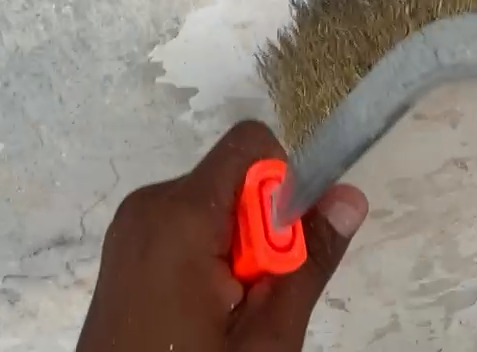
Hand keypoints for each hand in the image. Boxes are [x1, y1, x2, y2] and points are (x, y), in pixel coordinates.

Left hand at [76, 122, 368, 351]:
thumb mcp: (264, 340)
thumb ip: (309, 260)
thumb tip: (351, 195)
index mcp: (179, 212)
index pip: (250, 144)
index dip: (282, 186)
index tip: (283, 249)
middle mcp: (150, 203)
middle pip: (233, 179)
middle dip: (261, 229)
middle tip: (254, 301)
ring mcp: (131, 228)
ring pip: (214, 206)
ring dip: (237, 249)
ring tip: (226, 318)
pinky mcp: (124, 251)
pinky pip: (185, 226)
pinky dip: (208, 258)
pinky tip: (201, 316)